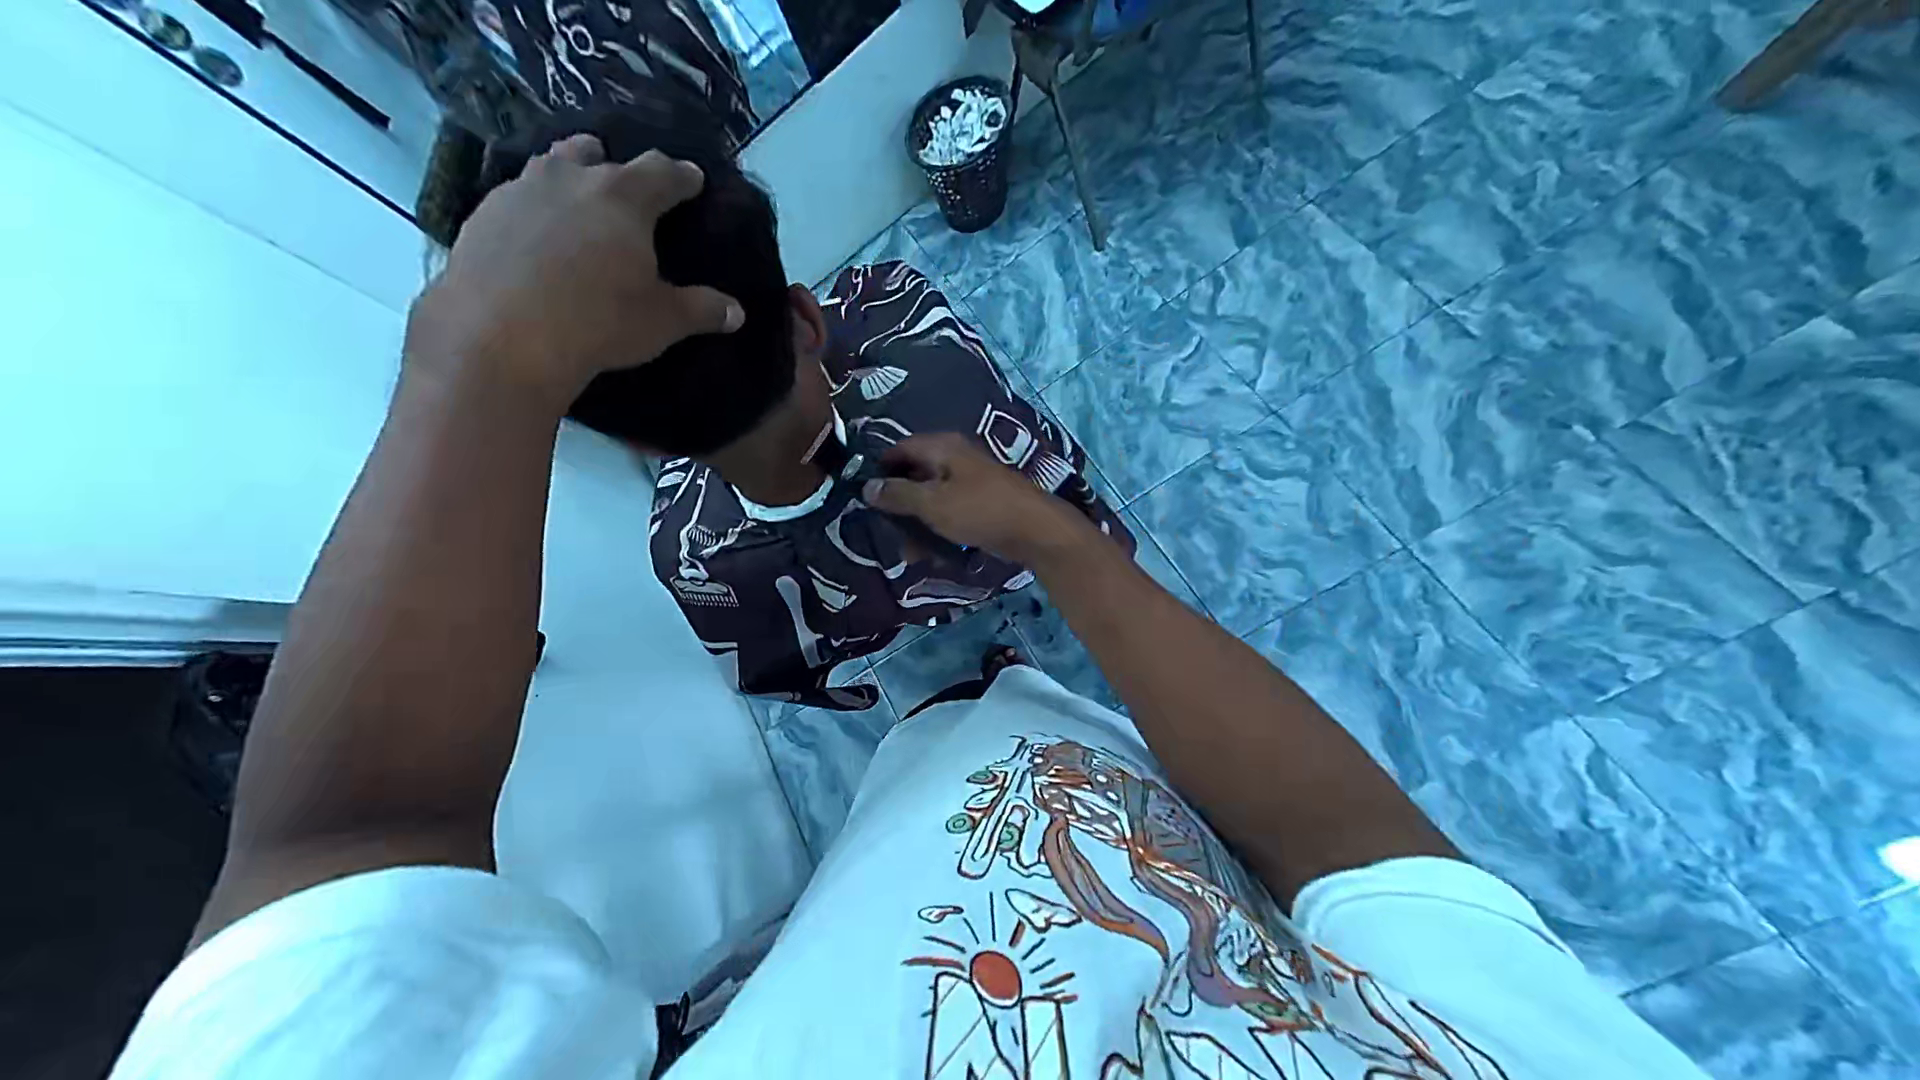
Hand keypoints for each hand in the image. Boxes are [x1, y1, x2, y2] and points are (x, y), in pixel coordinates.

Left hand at [404, 134, 744, 408]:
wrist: (503, 335)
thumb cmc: (599, 321)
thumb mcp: (663, 321)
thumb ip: (703, 310)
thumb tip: (738, 313)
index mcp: (624, 198)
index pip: (663, 173)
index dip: (682, 176)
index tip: (693, 179)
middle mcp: (572, 180)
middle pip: (597, 154)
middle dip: (617, 164)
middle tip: (629, 184)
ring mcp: (521, 192)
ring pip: (551, 166)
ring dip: (570, 174)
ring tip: (579, 196)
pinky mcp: (483, 215)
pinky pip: (517, 198)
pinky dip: (535, 208)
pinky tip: (537, 234)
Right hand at [862, 434, 1099, 565]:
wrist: (1035, 531)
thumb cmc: (980, 510)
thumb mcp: (932, 503)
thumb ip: (898, 494)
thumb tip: (866, 486)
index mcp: (943, 447)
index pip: (900, 448)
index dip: (880, 468)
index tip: (864, 494)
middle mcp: (956, 458)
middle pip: (915, 474)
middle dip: (898, 503)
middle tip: (885, 529)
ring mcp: (971, 481)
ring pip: (932, 498)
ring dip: (917, 523)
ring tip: (909, 553)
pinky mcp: (982, 504)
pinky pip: (950, 512)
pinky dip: (938, 529)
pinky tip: (931, 554)